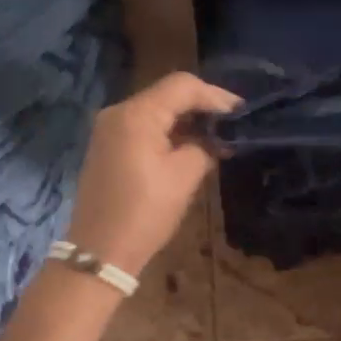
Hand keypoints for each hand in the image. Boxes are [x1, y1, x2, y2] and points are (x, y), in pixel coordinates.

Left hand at [65, 72, 241, 278]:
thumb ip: (205, 147)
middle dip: (202, 105)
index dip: (215, 95)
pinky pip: (144, 125)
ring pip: (156, 108)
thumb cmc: (144, 213)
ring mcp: (109, 128)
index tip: (241, 112)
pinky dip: (169, 129)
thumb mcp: (184, 177)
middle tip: (233, 122)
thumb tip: (217, 139)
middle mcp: (118, 112)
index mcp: (135, 115)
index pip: (182, 86)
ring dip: (186, 118)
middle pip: (167, 93)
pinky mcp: (108, 145)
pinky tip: (191, 143)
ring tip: (218, 134)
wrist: (98, 254)